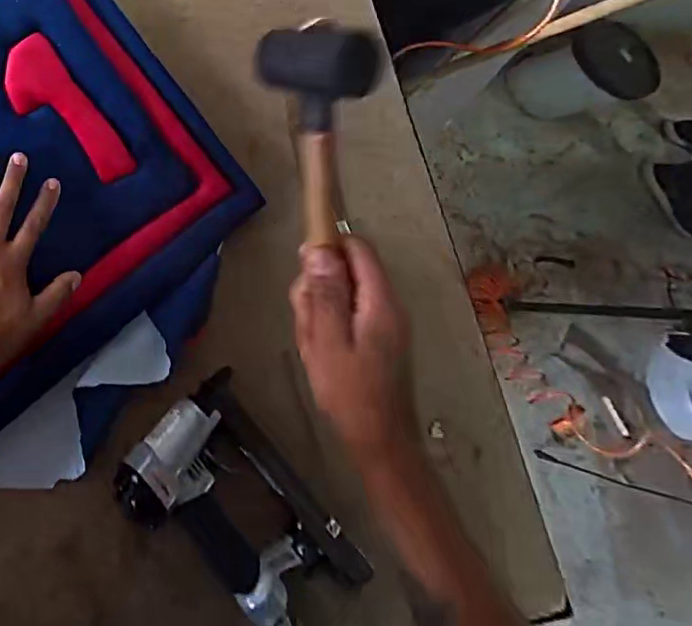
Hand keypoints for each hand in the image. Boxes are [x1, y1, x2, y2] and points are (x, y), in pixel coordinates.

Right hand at [289, 236, 416, 456]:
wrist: (380, 444)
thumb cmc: (351, 393)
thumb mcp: (328, 340)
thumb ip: (324, 293)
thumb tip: (319, 249)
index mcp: (380, 301)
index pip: (357, 248)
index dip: (329, 247)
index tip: (304, 270)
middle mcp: (387, 304)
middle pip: (347, 269)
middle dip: (318, 285)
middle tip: (306, 318)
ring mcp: (384, 322)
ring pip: (343, 292)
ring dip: (320, 308)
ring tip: (312, 342)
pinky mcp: (378, 338)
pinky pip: (347, 314)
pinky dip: (329, 325)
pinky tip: (321, 350)